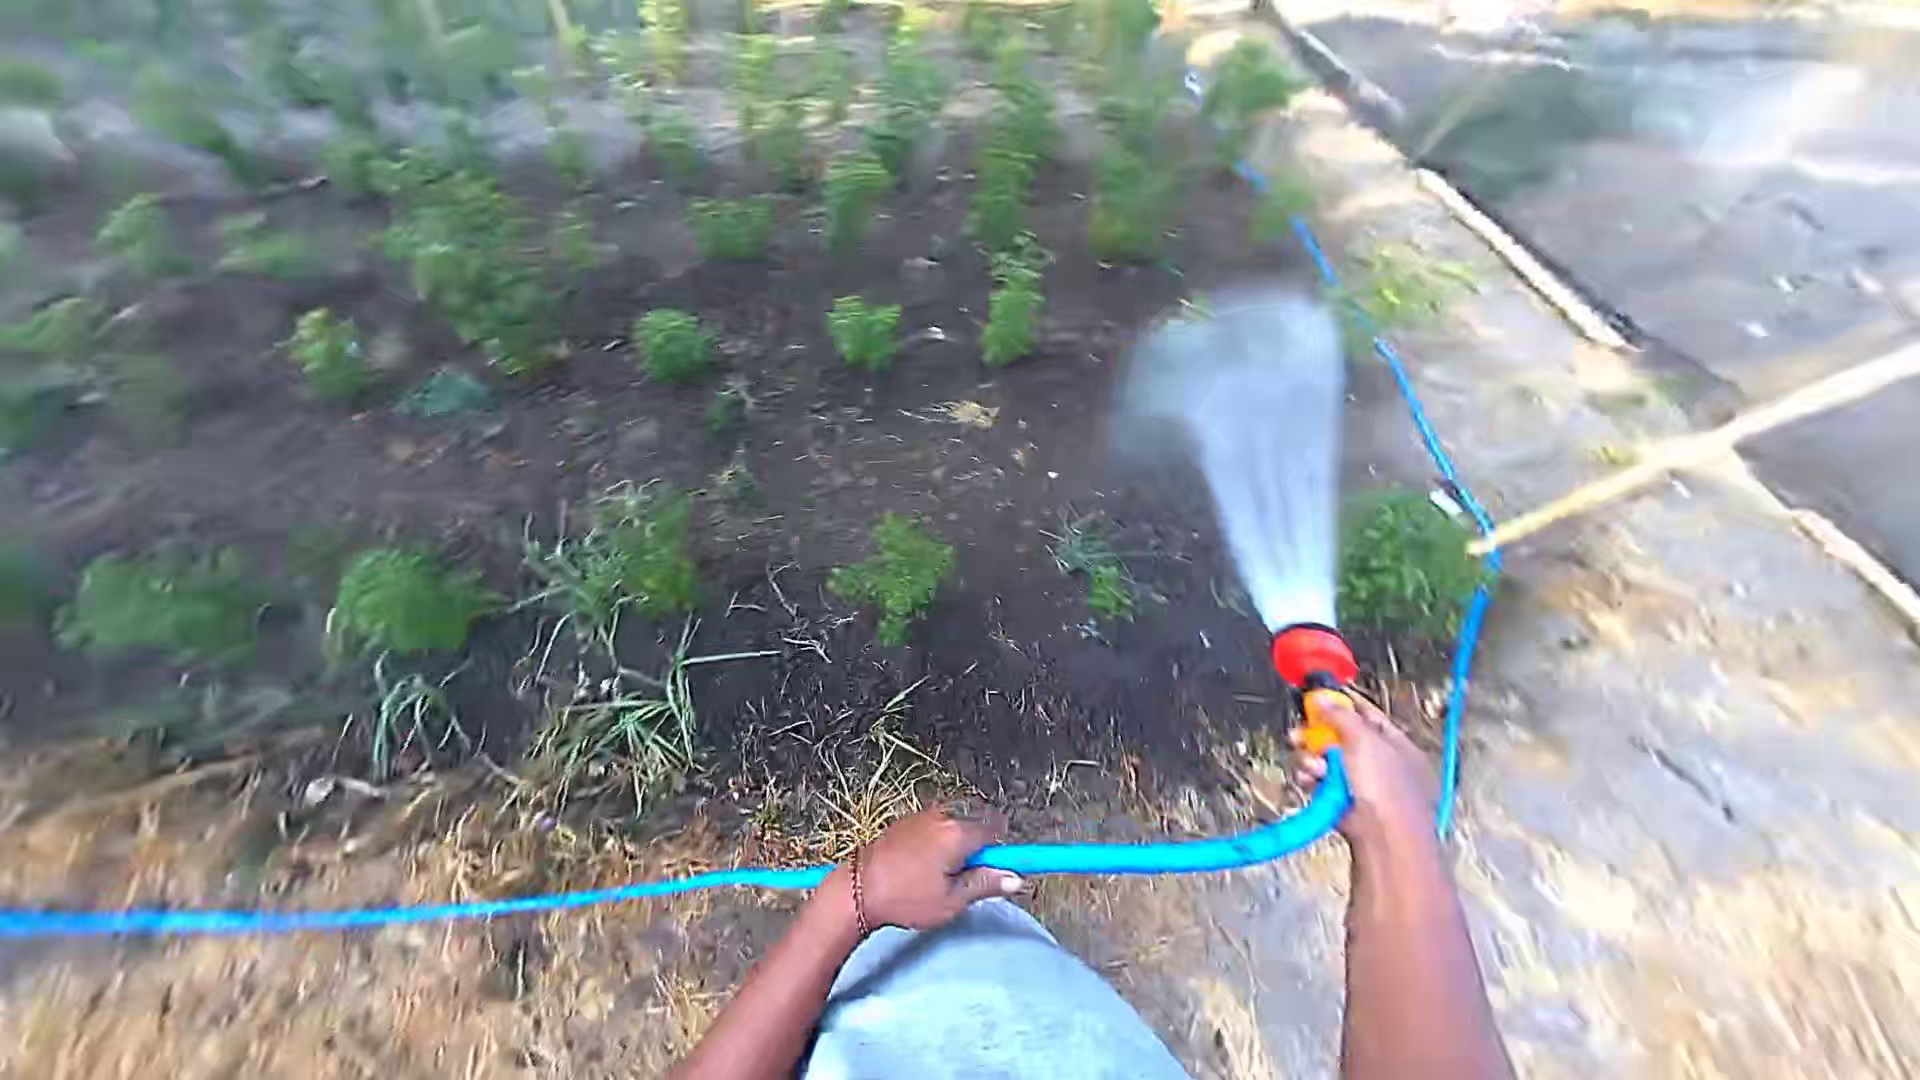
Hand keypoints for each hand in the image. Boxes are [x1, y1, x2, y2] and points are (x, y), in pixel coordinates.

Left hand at [838, 805, 1023, 931]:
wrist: (859, 888)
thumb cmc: (906, 897)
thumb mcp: (952, 899)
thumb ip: (986, 883)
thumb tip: (1017, 879)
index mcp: (959, 833)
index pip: (996, 829)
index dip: (1002, 848)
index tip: (1002, 866)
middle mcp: (943, 815)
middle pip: (975, 826)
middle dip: (977, 849)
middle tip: (965, 879)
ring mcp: (924, 815)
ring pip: (954, 827)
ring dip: (956, 846)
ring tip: (939, 876)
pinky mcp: (908, 819)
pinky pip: (935, 826)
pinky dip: (938, 841)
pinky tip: (922, 866)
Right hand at [1290, 691, 1437, 852]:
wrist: (1383, 837)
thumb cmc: (1388, 789)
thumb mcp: (1365, 741)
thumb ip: (1341, 716)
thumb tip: (1322, 699)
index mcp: (1397, 746)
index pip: (1368, 716)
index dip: (1344, 705)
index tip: (1321, 697)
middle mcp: (1380, 764)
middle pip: (1339, 737)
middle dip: (1317, 735)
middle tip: (1300, 733)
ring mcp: (1360, 783)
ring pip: (1325, 758)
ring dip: (1312, 758)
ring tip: (1312, 764)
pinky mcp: (1341, 799)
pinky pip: (1318, 779)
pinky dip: (1311, 777)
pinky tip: (1310, 778)